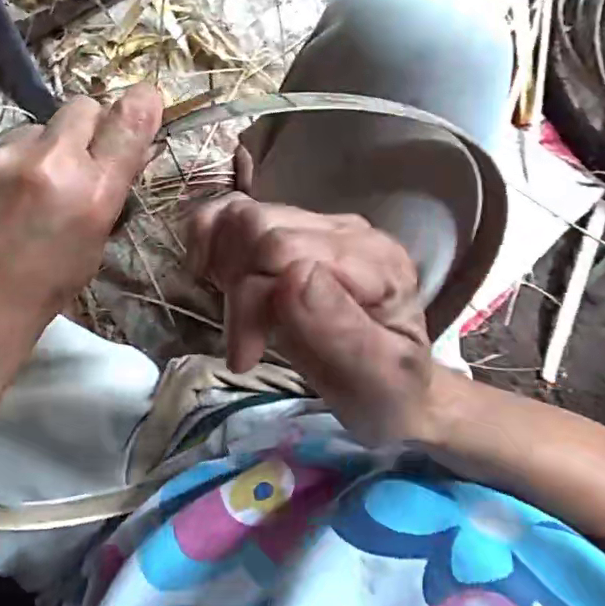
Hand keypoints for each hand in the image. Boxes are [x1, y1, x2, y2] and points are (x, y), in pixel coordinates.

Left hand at [0, 86, 162, 439]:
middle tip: (72, 159)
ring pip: (31, 129)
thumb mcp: (93, 245)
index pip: (127, 120)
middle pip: (80, 107)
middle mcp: (46, 164)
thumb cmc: (40, 294)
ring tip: (16, 195)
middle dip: (84, 127)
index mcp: (91, 193)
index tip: (143, 99)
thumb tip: (129, 149)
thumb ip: (109, 190)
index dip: (140, 104)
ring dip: (35, 151)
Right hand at [187, 195, 442, 445]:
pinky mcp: (294, 229)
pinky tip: (219, 279)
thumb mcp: (376, 381)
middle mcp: (349, 232)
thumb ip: (340, 330)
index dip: (249, 302)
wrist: (392, 389)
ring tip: (241, 315)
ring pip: (241, 215)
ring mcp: (320, 226)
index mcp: (376, 261)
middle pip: (257, 227)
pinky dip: (212, 240)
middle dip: (236, 290)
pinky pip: (235, 212)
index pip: (284, 249)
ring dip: (223, 265)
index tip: (245, 358)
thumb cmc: (385, 393)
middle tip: (246, 343)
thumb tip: (292, 275)